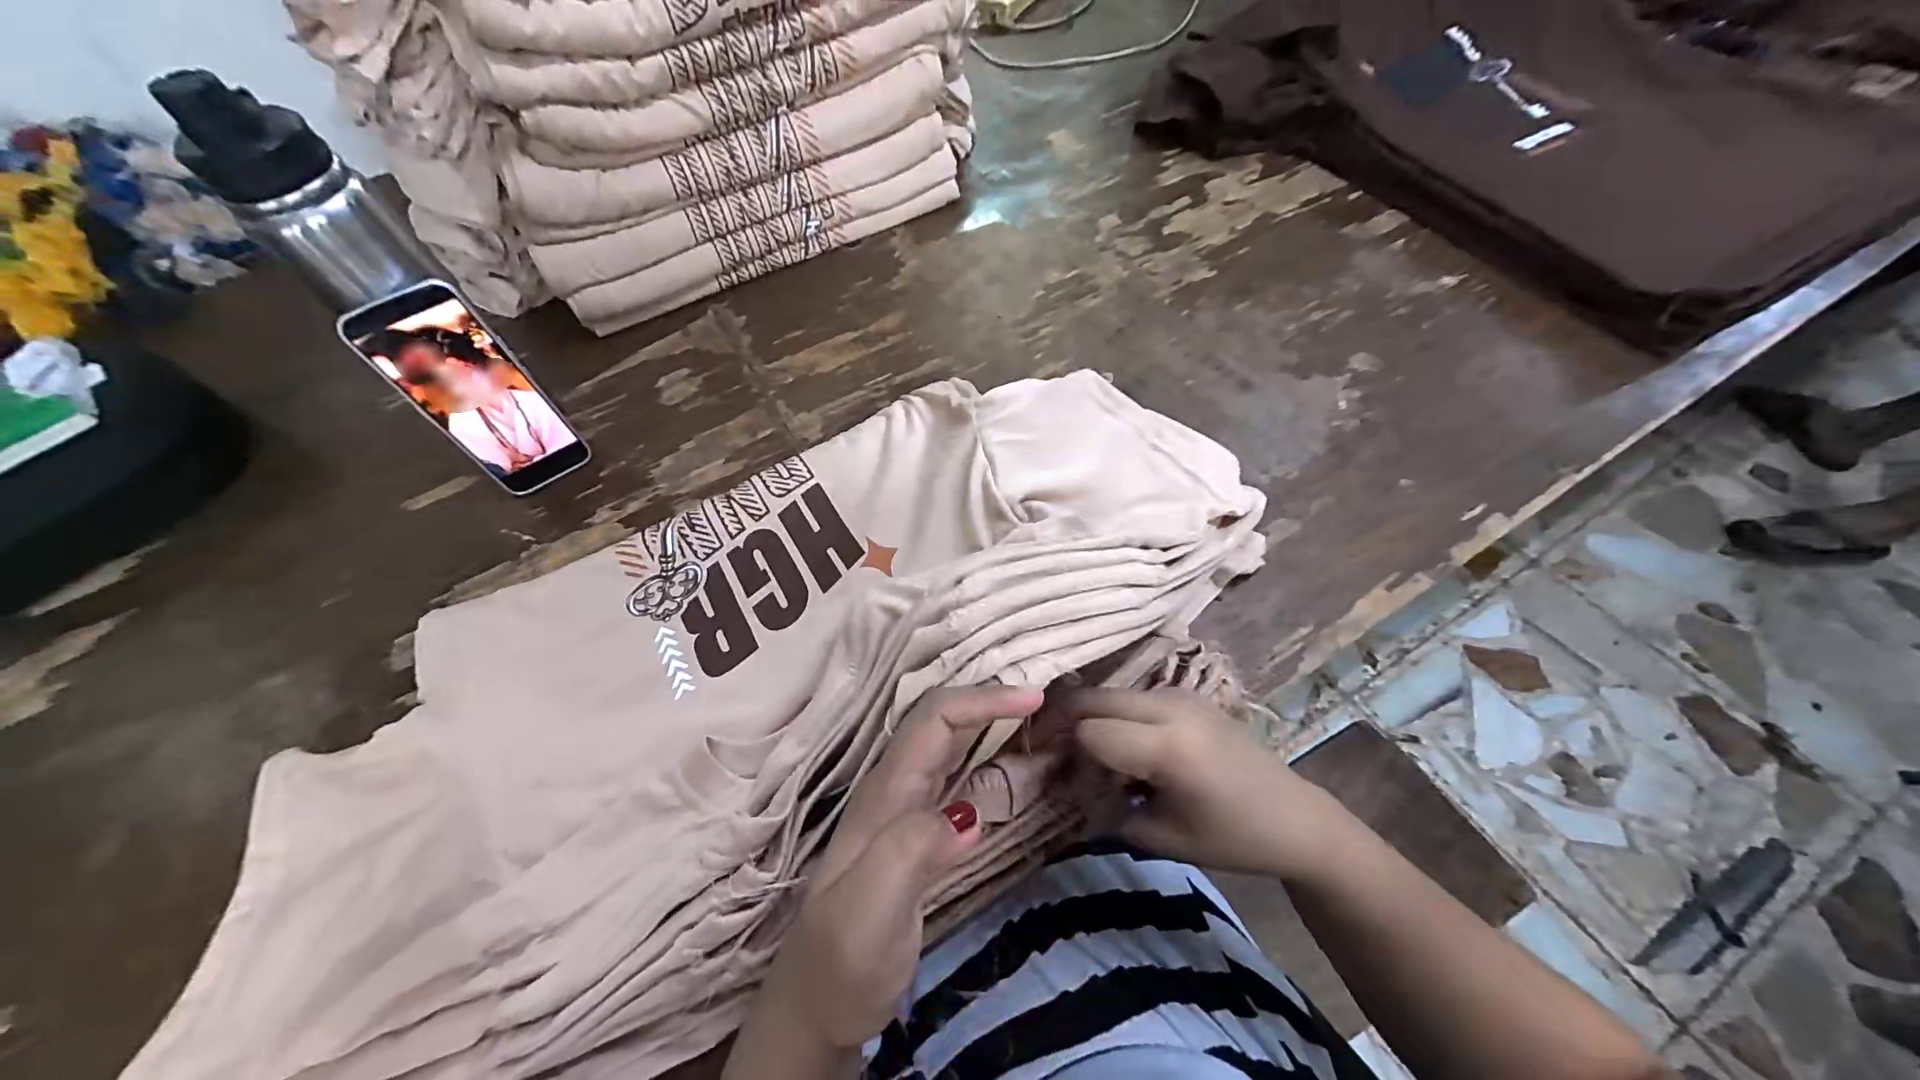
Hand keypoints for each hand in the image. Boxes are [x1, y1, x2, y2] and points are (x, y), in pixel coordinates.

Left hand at [747, 685, 1044, 1052]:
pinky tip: (1020, 771)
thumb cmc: (842, 959)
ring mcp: (908, 810)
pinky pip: (963, 779)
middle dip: (993, 700)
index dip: (983, 700)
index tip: (1035, 699)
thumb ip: (911, 851)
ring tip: (1045, 724)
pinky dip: (995, 761)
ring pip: (954, 745)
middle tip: (1050, 704)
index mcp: (886, 792)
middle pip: (944, 720)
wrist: (818, 1006)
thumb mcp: (870, 908)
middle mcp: (897, 788)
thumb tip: (969, 814)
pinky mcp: (922, 834)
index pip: (936, 719)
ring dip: (995, 725)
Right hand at [1059, 687, 1350, 878]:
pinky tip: (1123, 746)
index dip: (1066, 754)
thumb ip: (1108, 810)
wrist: (1297, 818)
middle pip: (1094, 698)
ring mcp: (1182, 694)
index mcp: (1169, 748)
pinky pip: (1133, 696)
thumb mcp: (1162, 838)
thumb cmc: (1232, 838)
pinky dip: (1115, 715)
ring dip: (1091, 718)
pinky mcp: (1189, 694)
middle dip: (1066, 723)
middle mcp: (1172, 708)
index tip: (1055, 777)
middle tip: (1052, 754)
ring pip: (1111, 693)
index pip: (1089, 732)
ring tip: (1089, 755)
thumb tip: (1068, 787)